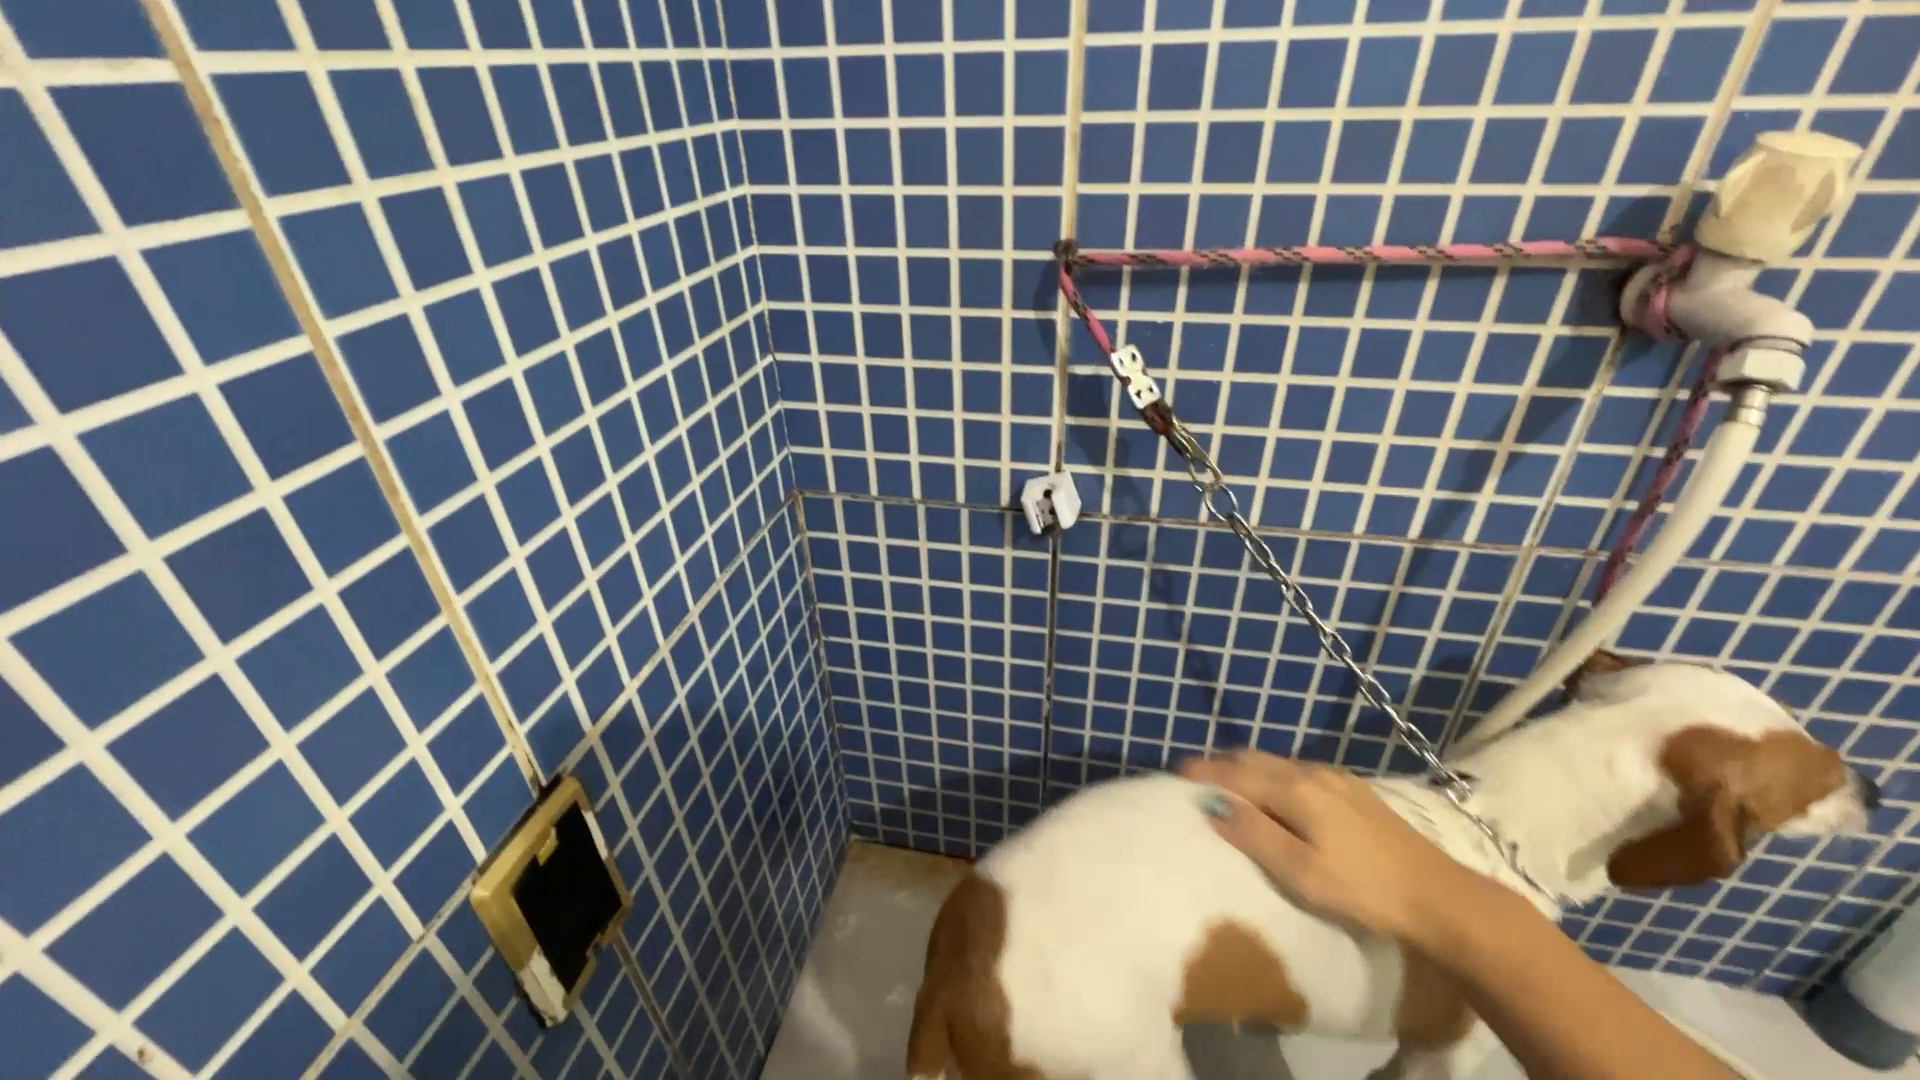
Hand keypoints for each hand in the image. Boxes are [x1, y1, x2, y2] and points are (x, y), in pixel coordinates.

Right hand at [1181, 751, 1486, 943]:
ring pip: (1278, 763)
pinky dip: (1272, 775)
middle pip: (1256, 759)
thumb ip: (1255, 835)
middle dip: (1222, 763)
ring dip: (1248, 768)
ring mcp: (1338, 779)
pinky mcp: (1355, 791)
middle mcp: (1312, 773)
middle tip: (1195, 776)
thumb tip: (1214, 807)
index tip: (1175, 772)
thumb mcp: (1300, 871)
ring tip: (1228, 782)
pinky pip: (1298, 771)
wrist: (1437, 896)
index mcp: (1295, 790)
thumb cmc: (1361, 889)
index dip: (1204, 772)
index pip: (1236, 773)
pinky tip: (1276, 793)